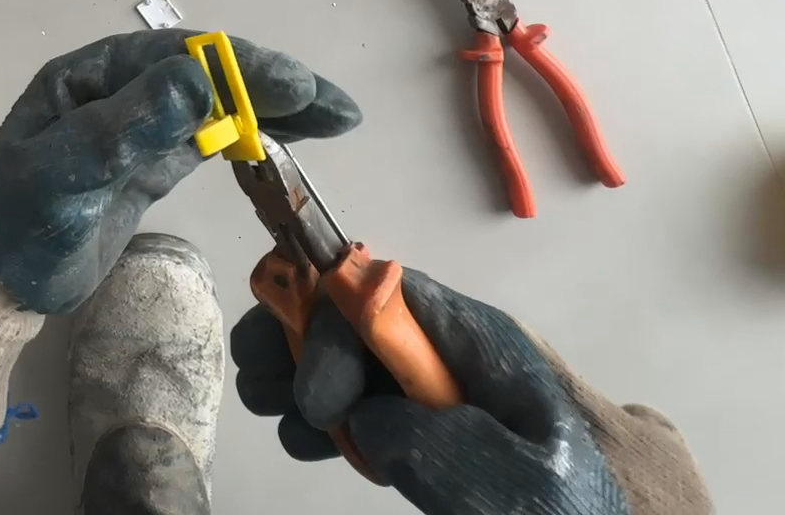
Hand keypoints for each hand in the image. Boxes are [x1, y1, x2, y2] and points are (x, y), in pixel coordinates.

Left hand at [0, 28, 362, 311]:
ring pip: (211, 105)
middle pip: (201, 74)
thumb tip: (196, 81)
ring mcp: (137, 125)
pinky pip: (206, 140)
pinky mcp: (151, 163)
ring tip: (332, 117)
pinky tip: (285, 138)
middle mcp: (116, 90)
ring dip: (269, 108)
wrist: (0, 279)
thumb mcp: (62, 176)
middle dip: (267, 84)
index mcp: (89, 77)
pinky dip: (247, 137)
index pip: (172, 57)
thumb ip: (123, 129)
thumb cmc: (19, 227)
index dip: (235, 67)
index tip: (292, 86)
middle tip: (334, 105)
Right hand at [232, 270, 710, 513]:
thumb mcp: (531, 487)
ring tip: (265, 402)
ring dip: (300, 373)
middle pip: (355, 318)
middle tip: (254, 374)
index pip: (384, 297)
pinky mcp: (438, 428)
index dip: (329, 327)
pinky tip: (306, 437)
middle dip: (296, 338)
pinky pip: (368, 403)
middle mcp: (450, 352)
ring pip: (353, 359)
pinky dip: (328, 413)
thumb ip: (442, 443)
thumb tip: (366, 421)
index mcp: (478, 340)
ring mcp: (442, 391)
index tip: (310, 398)